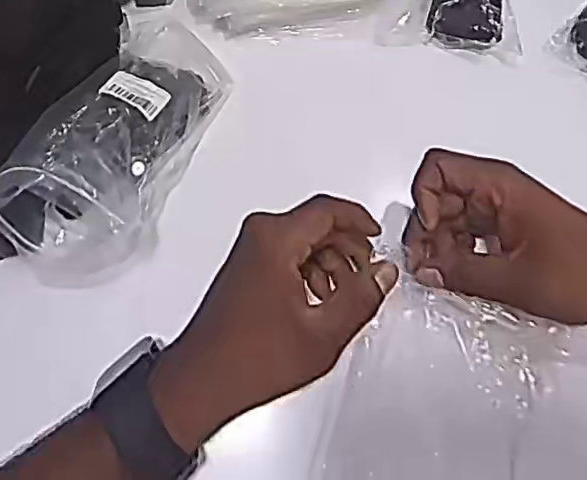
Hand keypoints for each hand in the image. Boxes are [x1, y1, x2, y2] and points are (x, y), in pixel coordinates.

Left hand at [148, 196, 397, 452]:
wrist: (204, 378)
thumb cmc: (249, 359)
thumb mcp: (324, 333)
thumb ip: (361, 297)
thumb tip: (382, 273)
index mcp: (275, 238)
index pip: (326, 209)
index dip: (359, 219)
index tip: (377, 234)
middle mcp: (259, 234)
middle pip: (315, 222)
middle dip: (347, 247)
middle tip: (368, 273)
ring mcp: (250, 247)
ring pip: (302, 237)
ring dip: (329, 261)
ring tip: (344, 296)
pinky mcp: (246, 261)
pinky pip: (286, 250)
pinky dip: (309, 267)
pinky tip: (319, 301)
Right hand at [405, 150, 586, 339]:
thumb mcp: (517, 280)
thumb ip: (462, 273)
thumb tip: (427, 270)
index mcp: (498, 183)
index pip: (437, 168)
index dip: (424, 200)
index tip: (432, 235)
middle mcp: (498, 187)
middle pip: (440, 194)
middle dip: (429, 229)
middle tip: (427, 264)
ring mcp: (505, 206)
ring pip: (453, 214)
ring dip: (444, 243)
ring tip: (445, 276)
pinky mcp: (512, 226)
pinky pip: (472, 229)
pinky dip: (461, 250)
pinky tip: (465, 276)